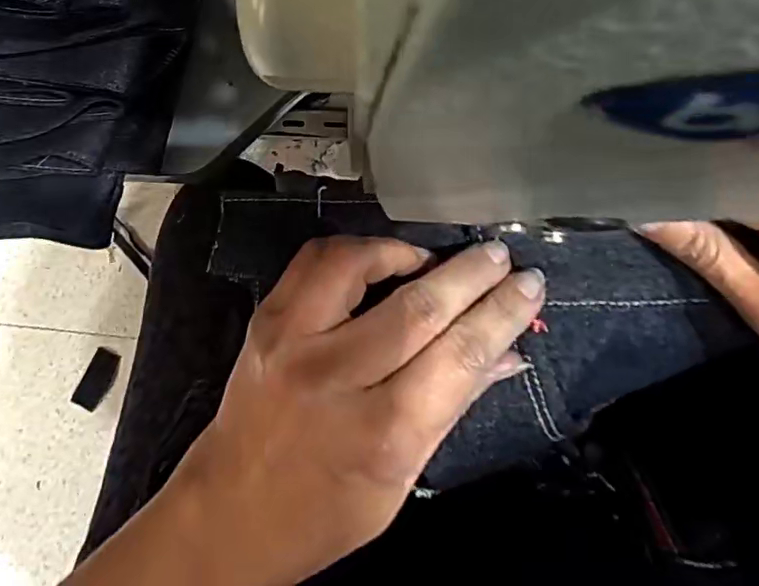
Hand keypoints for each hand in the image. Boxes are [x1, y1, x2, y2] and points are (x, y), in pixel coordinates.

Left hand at [70, 236, 545, 585]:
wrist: (228, 511)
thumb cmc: (327, 508)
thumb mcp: (403, 475)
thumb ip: (453, 403)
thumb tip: (509, 352)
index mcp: (381, 433)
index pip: (459, 356)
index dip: (501, 313)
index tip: (530, 285)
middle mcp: (335, 377)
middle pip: (420, 308)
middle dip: (472, 276)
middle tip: (503, 256)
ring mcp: (293, 340)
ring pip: (363, 267)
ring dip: (413, 253)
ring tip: (443, 258)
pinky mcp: (267, 317)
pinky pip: (318, 258)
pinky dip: (359, 248)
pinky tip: (384, 256)